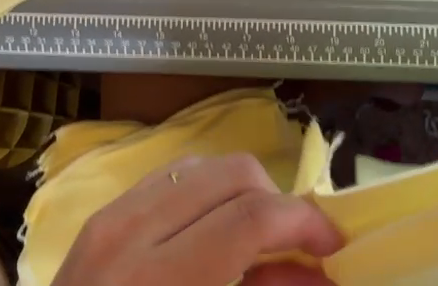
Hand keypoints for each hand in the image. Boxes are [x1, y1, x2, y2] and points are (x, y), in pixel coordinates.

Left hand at [51, 153, 341, 285]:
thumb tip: (319, 276)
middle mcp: (131, 231)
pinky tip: (214, 232)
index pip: (250, 217)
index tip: (334, 246)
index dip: (304, 223)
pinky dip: (206, 194)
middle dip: (278, 202)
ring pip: (206, 164)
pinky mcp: (103, 215)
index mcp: (158, 281)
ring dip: (243, 194)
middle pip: (233, 173)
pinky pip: (172, 176)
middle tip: (297, 246)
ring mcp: (111, 216)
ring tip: (257, 241)